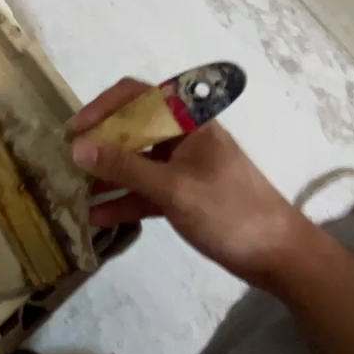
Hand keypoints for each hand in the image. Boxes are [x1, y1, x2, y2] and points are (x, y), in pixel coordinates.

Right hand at [70, 78, 314, 287]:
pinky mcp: (183, 194)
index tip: (77, 130)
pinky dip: (124, 200)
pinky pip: (145, 189)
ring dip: (108, 175)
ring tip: (76, 190)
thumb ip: (125, 168)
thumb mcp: (174, 188)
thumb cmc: (231, 210)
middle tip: (70, 161)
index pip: (135, 95)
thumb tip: (78, 148)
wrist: (283, 258)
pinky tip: (98, 216)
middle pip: (131, 128)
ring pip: (135, 161)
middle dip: (99, 144)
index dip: (102, 106)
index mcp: (186, 120)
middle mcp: (181, 136)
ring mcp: (181, 166)